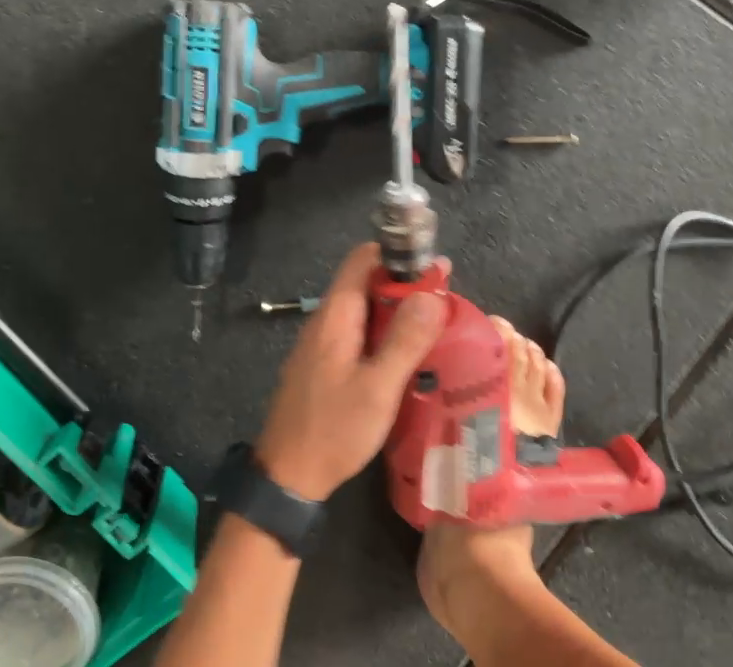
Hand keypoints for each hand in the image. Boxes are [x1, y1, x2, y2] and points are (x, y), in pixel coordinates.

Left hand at [255, 243, 447, 500]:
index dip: (397, 256)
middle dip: (404, 287)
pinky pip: (356, 337)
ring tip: (435, 329)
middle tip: (445, 304)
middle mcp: (324, 322)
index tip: (433, 270)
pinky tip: (406, 358)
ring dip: (396, 314)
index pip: (362, 260)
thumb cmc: (334, 430)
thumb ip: (405, 339)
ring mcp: (321, 346)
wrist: (288, 477)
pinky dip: (382, 337)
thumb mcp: (378, 388)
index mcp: (335, 317)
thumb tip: (432, 291)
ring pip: (362, 313)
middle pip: (364, 284)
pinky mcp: (323, 367)